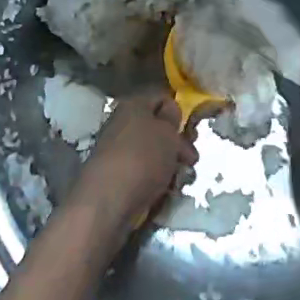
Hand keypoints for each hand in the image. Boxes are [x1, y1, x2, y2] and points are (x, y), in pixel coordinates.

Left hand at [71, 91, 197, 229]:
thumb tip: (170, 114)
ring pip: (151, 152)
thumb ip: (173, 119)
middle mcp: (122, 122)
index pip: (162, 98)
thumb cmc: (142, 158)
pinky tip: (164, 192)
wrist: (107, 201)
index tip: (192, 133)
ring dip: (168, 165)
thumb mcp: (167, 132)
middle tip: (190, 160)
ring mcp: (116, 149)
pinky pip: (142, 171)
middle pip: (157, 128)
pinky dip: (154, 180)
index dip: (179, 113)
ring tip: (180, 180)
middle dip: (176, 144)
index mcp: (134, 104)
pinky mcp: (114, 175)